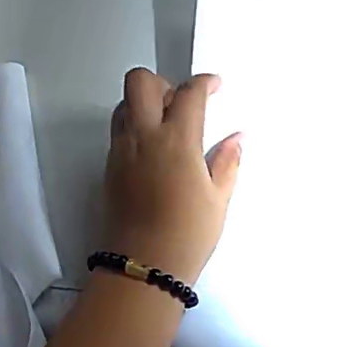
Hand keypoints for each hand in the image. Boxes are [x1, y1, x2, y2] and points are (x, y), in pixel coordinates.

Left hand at [102, 68, 244, 283]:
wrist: (144, 264)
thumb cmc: (188, 235)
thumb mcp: (218, 200)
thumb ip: (227, 163)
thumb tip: (237, 139)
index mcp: (177, 140)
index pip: (189, 94)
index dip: (204, 83)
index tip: (215, 85)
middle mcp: (144, 136)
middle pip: (141, 82)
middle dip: (163, 83)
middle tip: (183, 104)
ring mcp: (121, 150)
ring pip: (124, 104)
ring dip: (144, 105)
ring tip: (167, 128)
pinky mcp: (109, 168)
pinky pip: (119, 132)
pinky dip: (135, 129)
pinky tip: (154, 154)